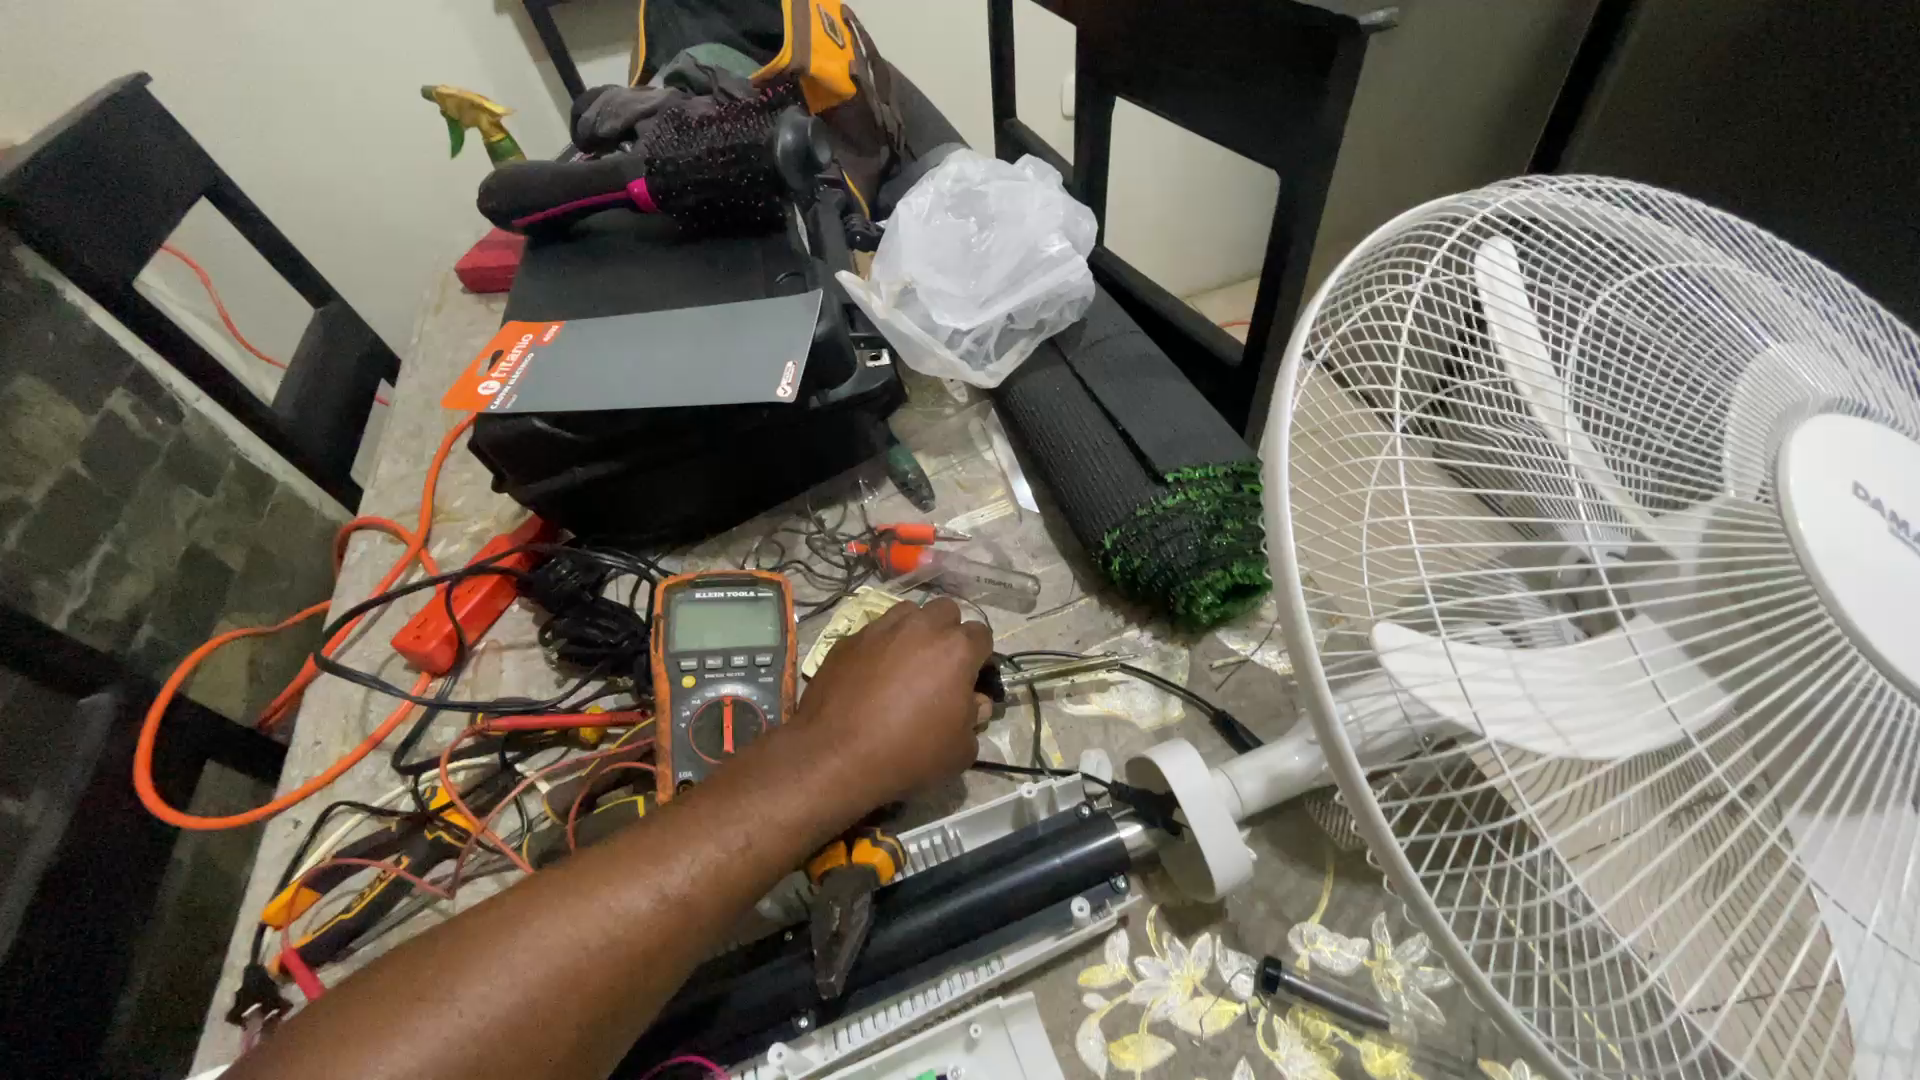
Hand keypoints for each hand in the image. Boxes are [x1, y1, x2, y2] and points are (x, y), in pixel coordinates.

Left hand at [794, 597, 992, 807]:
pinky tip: (873, 674)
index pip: (982, 635)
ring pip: (909, 612)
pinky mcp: (849, 639)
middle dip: (949, 632)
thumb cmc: (909, 753)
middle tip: (940, 666)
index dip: (980, 657)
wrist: (837, 755)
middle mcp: (921, 627)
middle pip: (946, 611)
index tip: (972, 679)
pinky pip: (874, 631)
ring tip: (906, 662)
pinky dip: (881, 645)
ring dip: (915, 630)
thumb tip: (975, 703)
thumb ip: (974, 718)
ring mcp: (881, 629)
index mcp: (956, 649)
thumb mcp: (959, 750)